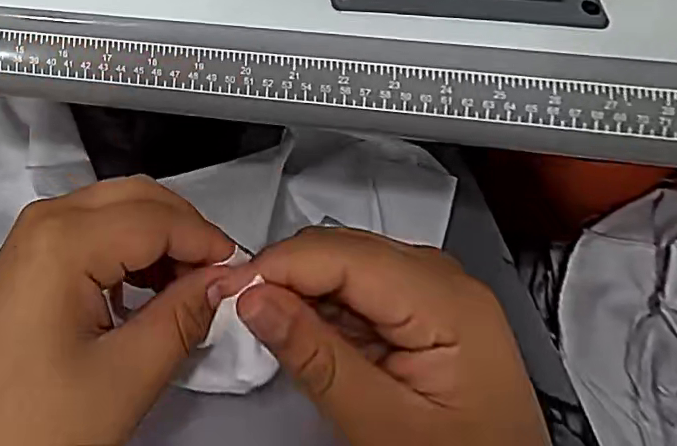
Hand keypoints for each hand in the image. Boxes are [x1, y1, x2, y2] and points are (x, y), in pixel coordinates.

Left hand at [0, 176, 235, 445]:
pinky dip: (129, 246)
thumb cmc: (25, 420)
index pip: (158, 217)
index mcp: (66, 236)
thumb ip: (179, 320)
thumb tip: (222, 283)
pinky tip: (146, 288)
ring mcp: (35, 231)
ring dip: (158, 235)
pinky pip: (93, 228)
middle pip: (137, 196)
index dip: (207, 242)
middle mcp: (48, 216)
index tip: (242, 273)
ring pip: (116, 206)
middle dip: (185, 228)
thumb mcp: (119, 379)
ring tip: (190, 288)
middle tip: (221, 277)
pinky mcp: (30, 253)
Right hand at [210, 226, 547, 445]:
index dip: (278, 266)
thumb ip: (315, 357)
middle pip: (339, 248)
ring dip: (301, 289)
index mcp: (446, 300)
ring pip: (340, 259)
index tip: (231, 290)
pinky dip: (324, 304)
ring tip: (278, 330)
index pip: (340, 254)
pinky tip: (313, 336)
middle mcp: (441, 276)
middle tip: (245, 312)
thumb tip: (253, 298)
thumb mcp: (385, 427)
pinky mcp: (420, 301)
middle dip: (286, 275)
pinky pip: (355, 282)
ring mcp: (432, 285)